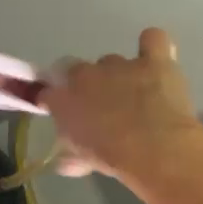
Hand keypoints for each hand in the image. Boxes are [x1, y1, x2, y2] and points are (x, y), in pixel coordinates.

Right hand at [38, 28, 202, 182]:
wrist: (154, 148)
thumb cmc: (110, 156)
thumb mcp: (81, 159)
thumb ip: (70, 155)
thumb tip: (65, 163)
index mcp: (60, 97)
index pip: (48, 91)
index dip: (55, 101)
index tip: (63, 114)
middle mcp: (84, 76)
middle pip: (77, 70)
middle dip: (85, 85)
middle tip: (99, 105)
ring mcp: (119, 66)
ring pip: (111, 61)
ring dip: (117, 73)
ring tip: (132, 92)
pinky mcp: (153, 62)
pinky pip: (152, 40)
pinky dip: (152, 44)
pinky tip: (153, 55)